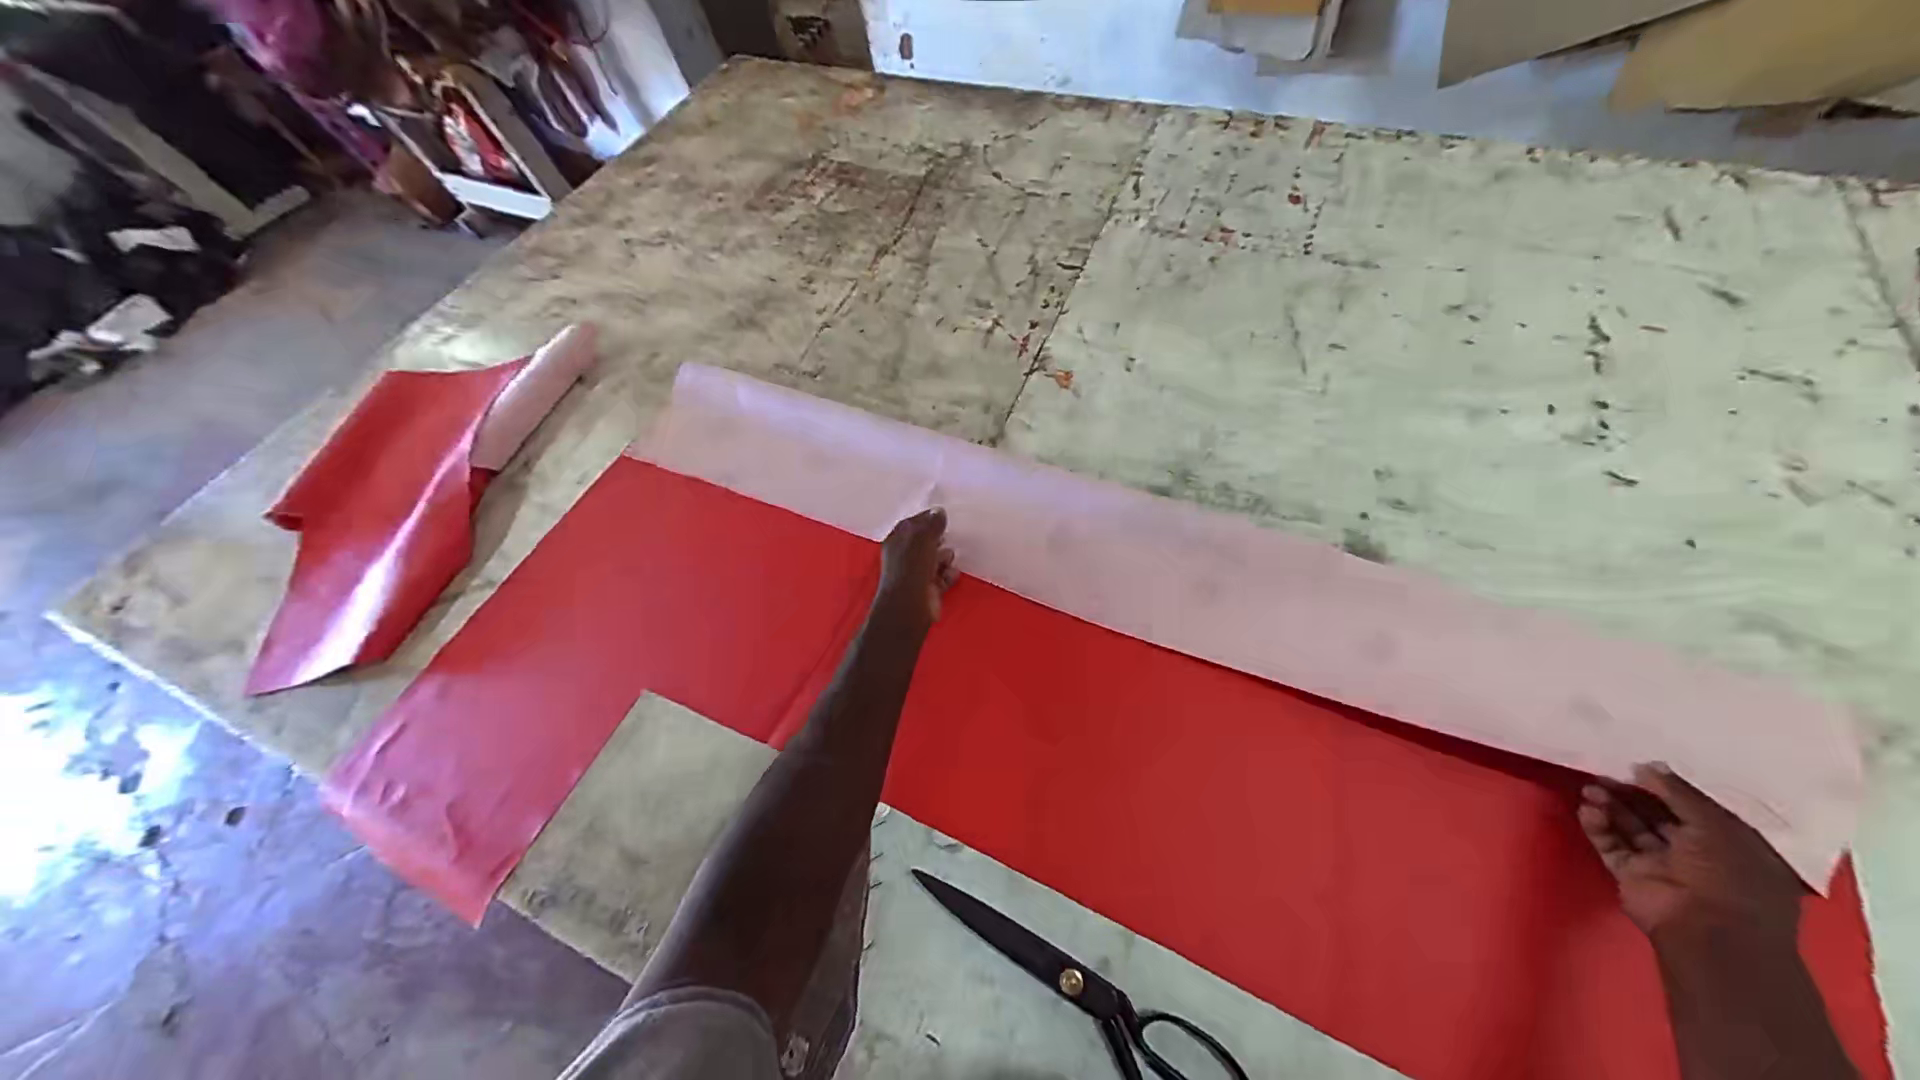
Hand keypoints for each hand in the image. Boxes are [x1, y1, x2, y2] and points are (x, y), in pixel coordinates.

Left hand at [874, 508, 956, 630]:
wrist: (910, 605)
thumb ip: (933, 522)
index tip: (943, 516)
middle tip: (947, 537)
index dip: (927, 519)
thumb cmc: (912, 566)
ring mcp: (915, 574)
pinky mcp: (928, 589)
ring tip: (948, 558)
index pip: (913, 524)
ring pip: (936, 559)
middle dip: (939, 539)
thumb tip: (939, 511)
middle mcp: (904, 556)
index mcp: (897, 540)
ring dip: (945, 557)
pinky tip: (952, 574)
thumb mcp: (923, 537)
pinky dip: (948, 574)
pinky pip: (942, 577)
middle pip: (926, 542)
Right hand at [1577, 763, 1804, 942]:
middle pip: (1658, 816)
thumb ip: (1680, 794)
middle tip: (1604, 775)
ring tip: (1590, 789)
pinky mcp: (1632, 875)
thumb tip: (1647, 767)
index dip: (1668, 789)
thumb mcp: (1717, 828)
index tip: (1638, 768)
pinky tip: (1588, 811)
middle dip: (1631, 795)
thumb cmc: (1730, 877)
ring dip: (1611, 807)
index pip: (1696, 809)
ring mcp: (1662, 866)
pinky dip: (1599, 827)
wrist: (1708, 931)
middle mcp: (1698, 855)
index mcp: (1732, 846)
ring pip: (1631, 828)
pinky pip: (1612, 845)